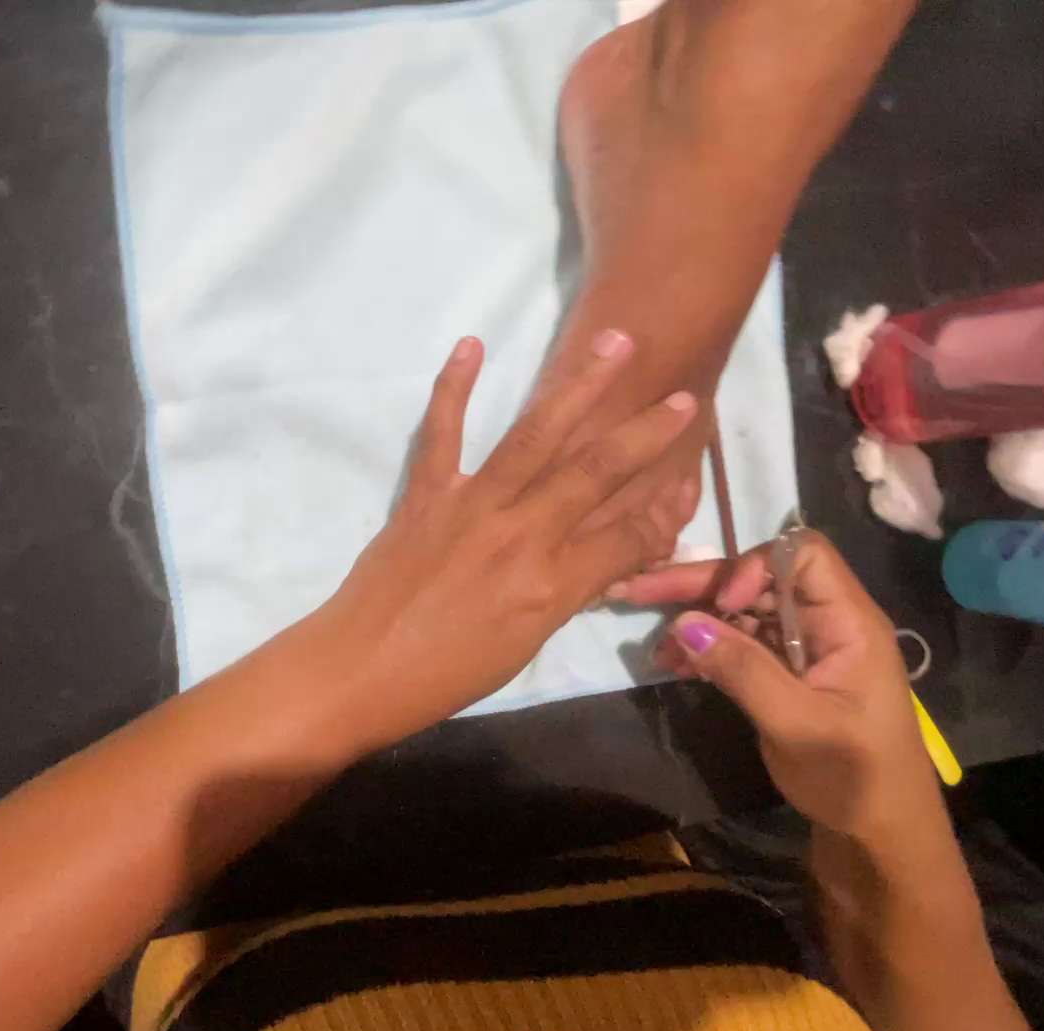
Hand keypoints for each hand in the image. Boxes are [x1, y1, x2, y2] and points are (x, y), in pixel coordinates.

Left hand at [314, 330, 699, 743]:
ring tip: (613, 343)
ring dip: (577, 387)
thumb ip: (566, 595)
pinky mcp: (424, 494)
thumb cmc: (444, 676)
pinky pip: (441, 433)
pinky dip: (453, 387)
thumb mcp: (524, 647)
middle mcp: (519, 536)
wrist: (359, 670)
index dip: (662, 513)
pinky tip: (471, 345)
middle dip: (645, 435)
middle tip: (683, 397)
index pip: (627, 537)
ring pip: (533, 438)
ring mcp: (469, 507)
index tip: (685, 483)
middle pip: (595, 474)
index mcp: (550, 587)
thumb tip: (605, 558)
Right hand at [615, 530, 943, 844]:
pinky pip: (735, 640)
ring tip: (654, 647)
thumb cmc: (855, 778)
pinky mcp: (779, 668)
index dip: (756, 567)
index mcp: (847, 622)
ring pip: (739, 608)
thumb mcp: (799, 726)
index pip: (803, 555)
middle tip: (636, 591)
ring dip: (693, 619)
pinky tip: (671, 664)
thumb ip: (745, 671)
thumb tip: (684, 624)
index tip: (723, 605)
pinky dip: (701, 647)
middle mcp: (822, 622)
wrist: (877, 832)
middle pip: (757, 578)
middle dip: (698, 584)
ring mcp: (799, 645)